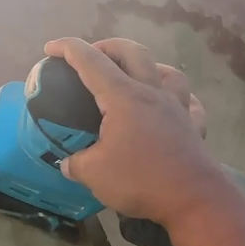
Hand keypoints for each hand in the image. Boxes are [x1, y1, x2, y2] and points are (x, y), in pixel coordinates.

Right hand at [44, 36, 227, 226]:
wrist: (193, 200)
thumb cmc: (139, 180)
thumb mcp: (93, 174)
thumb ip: (75, 163)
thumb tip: (68, 163)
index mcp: (123, 98)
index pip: (91, 62)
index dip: (68, 49)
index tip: (51, 47)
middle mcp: (152, 94)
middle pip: (133, 52)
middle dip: (108, 46)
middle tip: (92, 54)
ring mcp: (178, 108)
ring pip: (167, 71)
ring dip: (147, 65)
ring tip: (135, 75)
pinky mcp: (193, 126)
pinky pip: (189, 102)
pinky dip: (177, 97)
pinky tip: (171, 104)